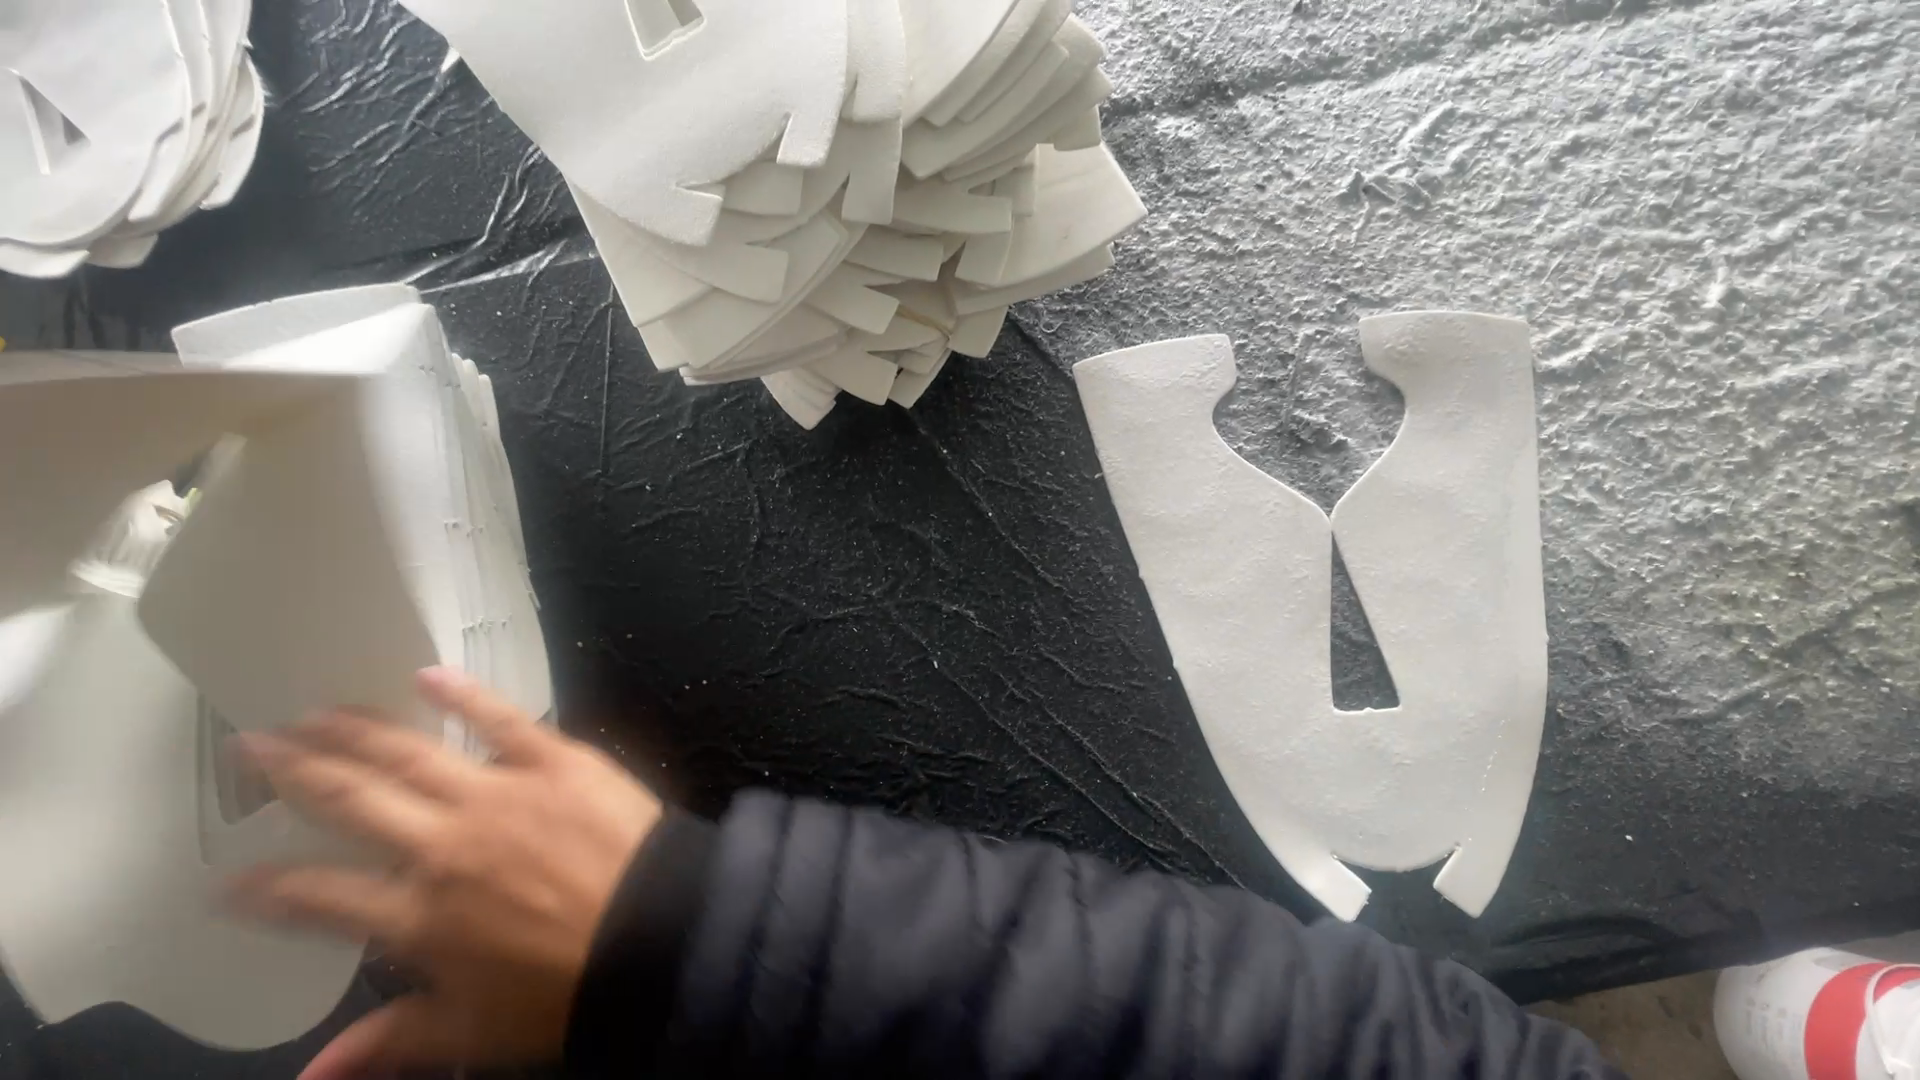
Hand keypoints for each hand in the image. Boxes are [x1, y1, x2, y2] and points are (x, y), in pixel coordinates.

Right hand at [227, 668, 662, 1079]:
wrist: (660, 935)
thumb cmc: (570, 986)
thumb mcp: (472, 1030)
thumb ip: (389, 1042)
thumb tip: (312, 1076)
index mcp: (419, 917)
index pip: (320, 898)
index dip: (269, 889)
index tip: (232, 877)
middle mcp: (446, 846)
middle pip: (353, 801)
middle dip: (296, 773)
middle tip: (255, 745)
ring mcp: (500, 795)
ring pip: (412, 754)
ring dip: (358, 731)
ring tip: (317, 712)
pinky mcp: (557, 761)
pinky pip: (502, 720)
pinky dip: (464, 695)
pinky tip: (429, 676)